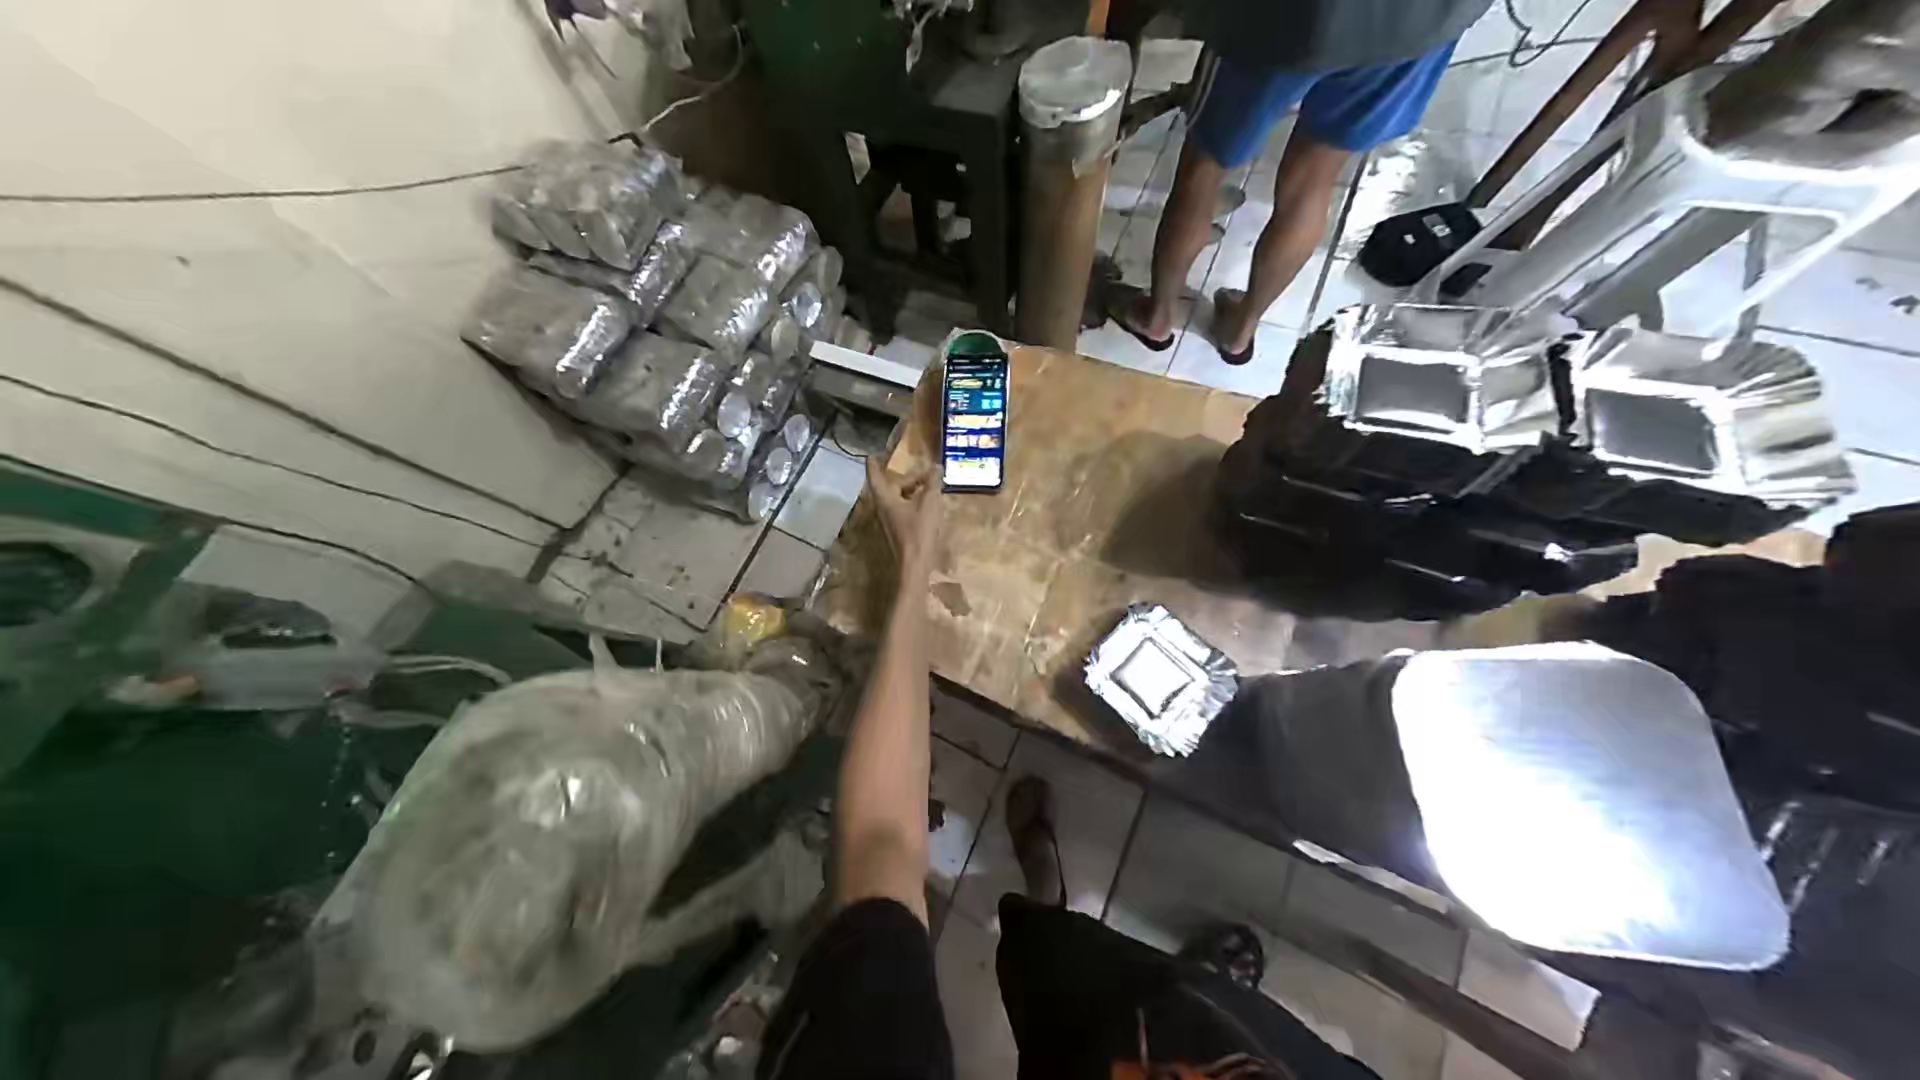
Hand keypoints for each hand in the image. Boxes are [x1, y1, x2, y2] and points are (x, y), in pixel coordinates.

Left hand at [866, 457, 942, 572]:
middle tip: (924, 473)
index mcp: (885, 499)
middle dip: (906, 479)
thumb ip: (932, 483)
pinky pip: (903, 512)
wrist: (914, 567)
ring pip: (898, 501)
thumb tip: (936, 467)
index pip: (875, 476)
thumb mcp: (929, 503)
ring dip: (911, 492)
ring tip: (929, 487)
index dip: (874, 464)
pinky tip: (928, 506)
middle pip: (891, 488)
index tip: (873, 455)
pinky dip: (913, 504)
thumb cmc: (918, 532)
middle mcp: (882, 510)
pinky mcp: (897, 534)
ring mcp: (889, 523)